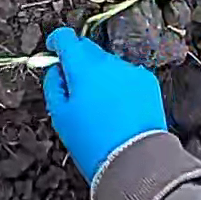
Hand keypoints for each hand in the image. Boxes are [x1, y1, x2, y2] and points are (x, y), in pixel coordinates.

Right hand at [42, 27, 167, 181]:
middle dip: (79, 62)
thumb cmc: (93, 143)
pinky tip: (120, 111)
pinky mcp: (147, 80)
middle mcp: (109, 62)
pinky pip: (127, 76)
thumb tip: (55, 69)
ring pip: (108, 64)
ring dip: (101, 77)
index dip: (57, 41)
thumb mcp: (60, 117)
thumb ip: (54, 86)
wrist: (135, 160)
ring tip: (100, 109)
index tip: (53, 47)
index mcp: (83, 69)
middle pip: (88, 50)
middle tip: (75, 88)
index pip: (67, 39)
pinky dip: (121, 86)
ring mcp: (130, 70)